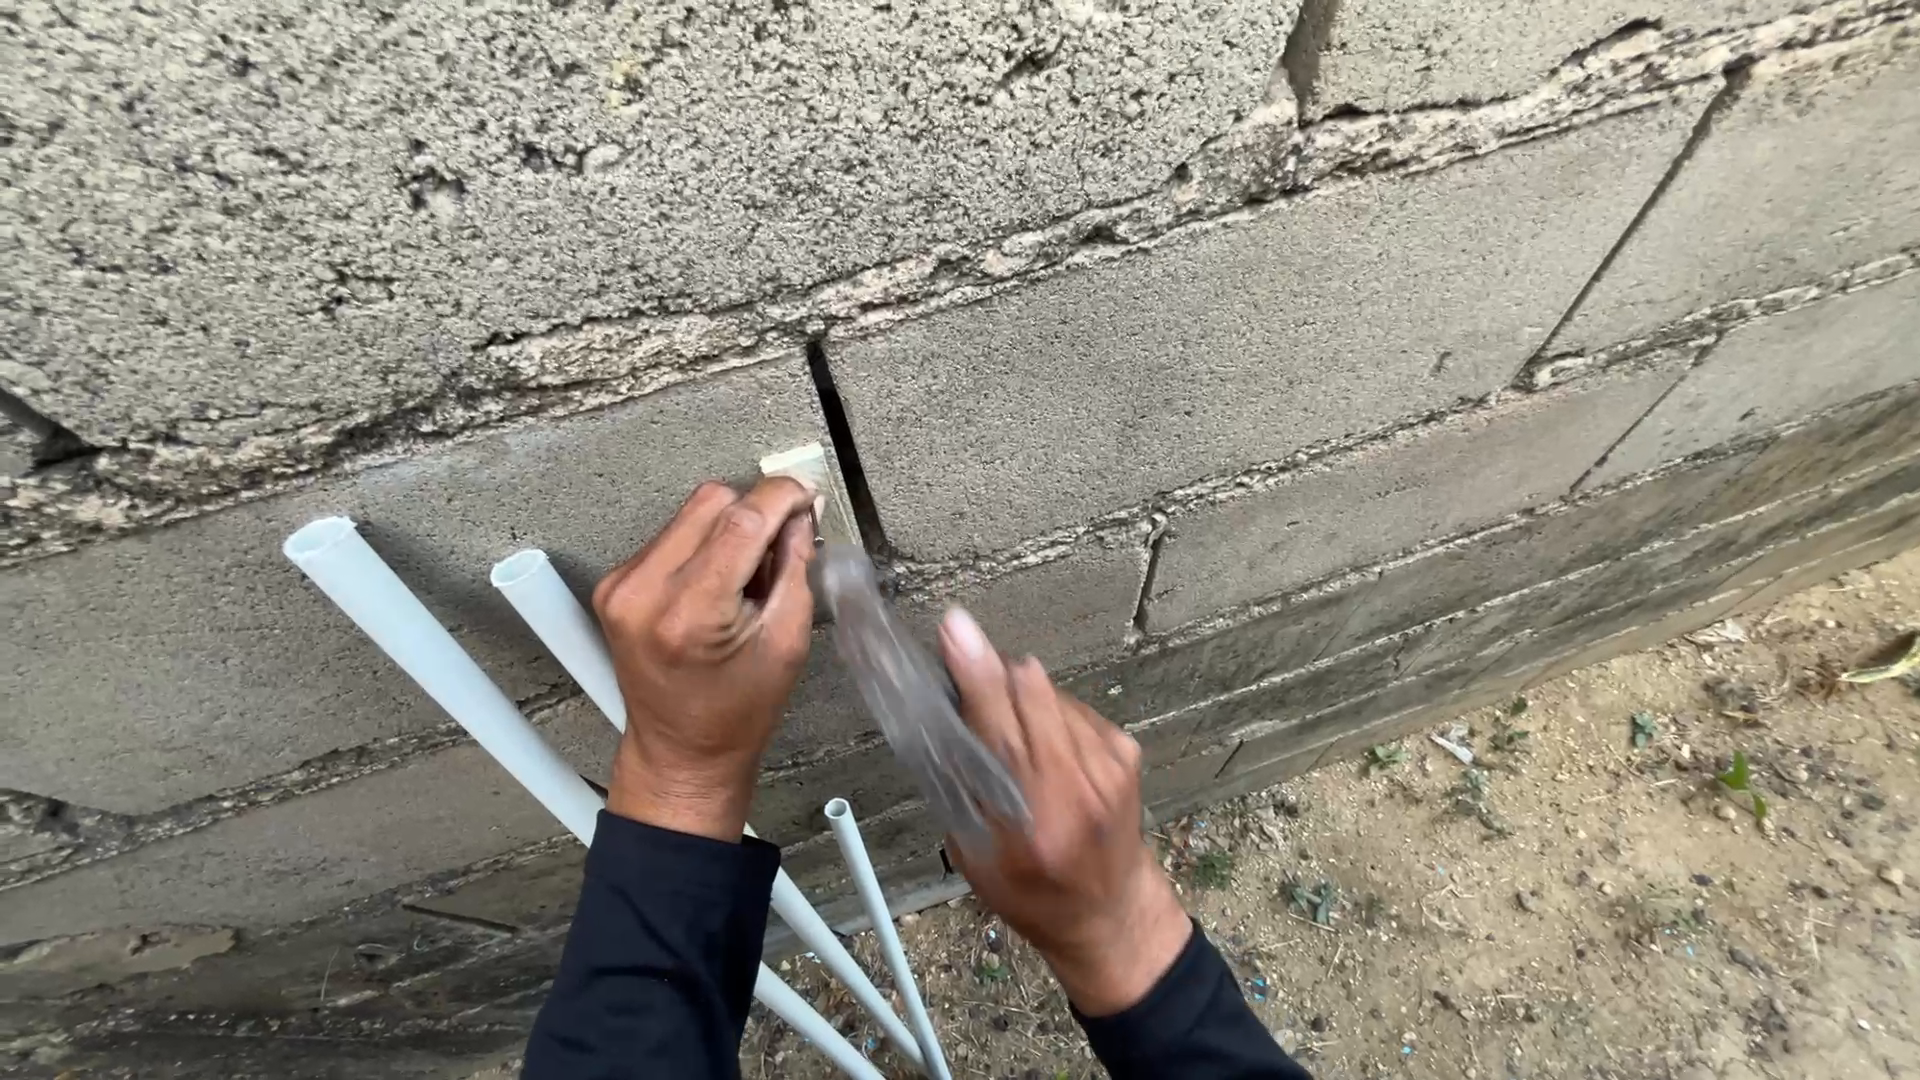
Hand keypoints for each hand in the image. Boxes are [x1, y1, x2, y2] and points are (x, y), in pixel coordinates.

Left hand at [593, 478, 816, 841]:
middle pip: (713, 502)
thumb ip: (795, 567)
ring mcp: (622, 585)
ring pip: (692, 511)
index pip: (742, 519)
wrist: (682, 751)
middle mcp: (644, 590)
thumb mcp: (788, 641)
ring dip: (732, 526)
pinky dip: (707, 542)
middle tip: (784, 547)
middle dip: (759, 512)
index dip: (783, 496)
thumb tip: (800, 514)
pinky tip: (722, 579)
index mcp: (690, 612)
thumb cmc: (739, 710)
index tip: (809, 493)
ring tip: (749, 574)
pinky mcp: (616, 584)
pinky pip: (673, 533)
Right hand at [937, 608, 1191, 1015]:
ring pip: (1047, 688)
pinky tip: (1051, 754)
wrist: (1110, 911)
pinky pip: (1071, 704)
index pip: (997, 725)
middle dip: (994, 677)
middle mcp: (1077, 784)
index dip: (974, 671)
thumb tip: (947, 707)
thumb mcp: (974, 854)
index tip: (955, 629)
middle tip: (979, 697)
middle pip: (1029, 686)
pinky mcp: (1125, 749)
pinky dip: (1050, 716)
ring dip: (1022, 700)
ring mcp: (1108, 763)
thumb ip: (961, 781)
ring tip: (1022, 748)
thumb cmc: (1029, 890)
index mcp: (1030, 819)